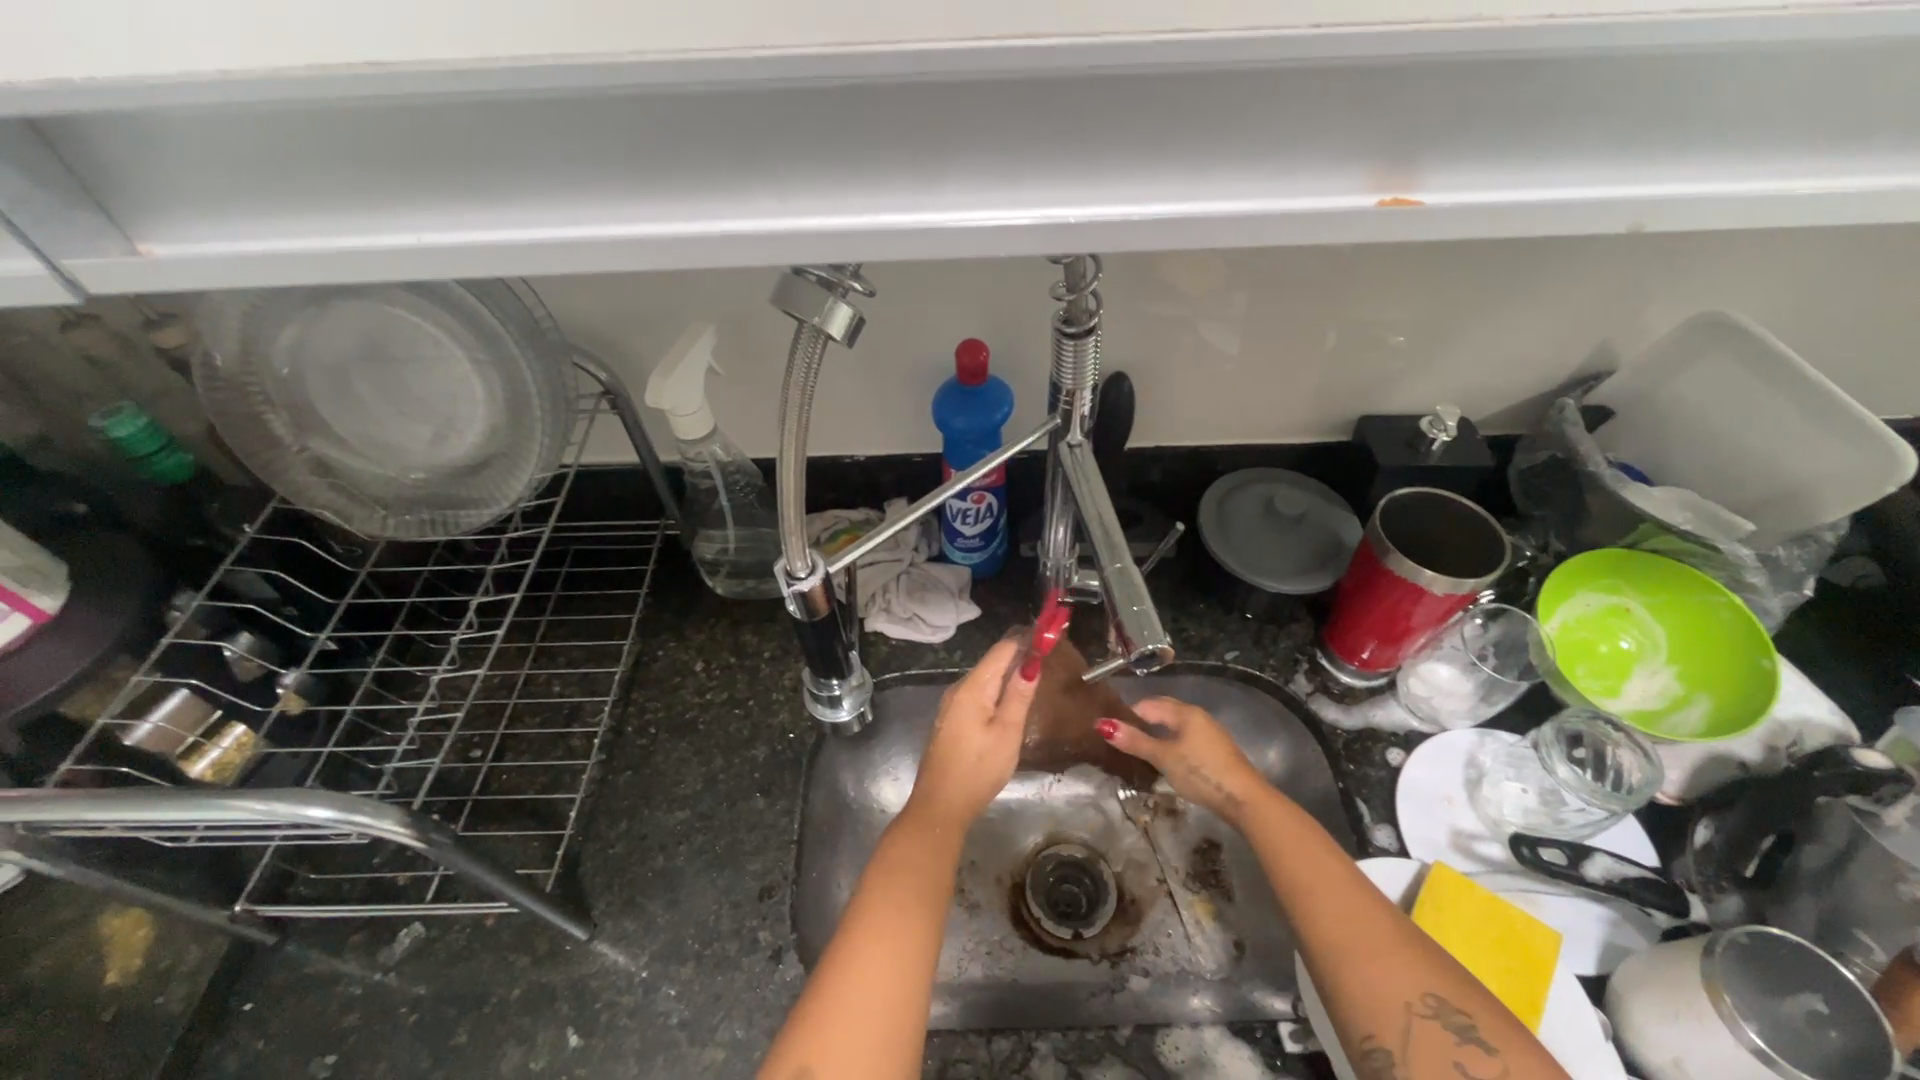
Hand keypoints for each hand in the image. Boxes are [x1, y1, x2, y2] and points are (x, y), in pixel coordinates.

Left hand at [903, 639, 1037, 830]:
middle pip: (991, 663)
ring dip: (1007, 676)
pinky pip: (976, 697)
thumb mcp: (1006, 733)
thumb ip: (1019, 696)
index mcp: (972, 688)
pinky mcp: (950, 722)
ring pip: (984, 681)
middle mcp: (958, 690)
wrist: (940, 806)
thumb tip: (1032, 661)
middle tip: (1049, 658)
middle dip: (1018, 658)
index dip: (1025, 642)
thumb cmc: (978, 769)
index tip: (1049, 637)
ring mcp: (951, 706)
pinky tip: (1009, 704)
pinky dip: (995, 693)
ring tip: (1035, 677)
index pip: (1001, 650)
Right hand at [1097, 698, 1272, 826]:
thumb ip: (1135, 741)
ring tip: (1137, 750)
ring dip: (1155, 734)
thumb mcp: (1164, 758)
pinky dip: (1169, 743)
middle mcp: (1197, 716)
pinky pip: (1184, 738)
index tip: (1109, 732)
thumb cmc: (1201, 773)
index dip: (1127, 715)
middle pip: (1162, 711)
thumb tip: (1102, 724)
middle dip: (1141, 721)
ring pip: (1174, 726)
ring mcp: (1208, 733)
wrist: (1244, 799)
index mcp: (1184, 712)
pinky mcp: (1214, 750)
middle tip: (1120, 739)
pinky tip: (1163, 760)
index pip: (1147, 705)